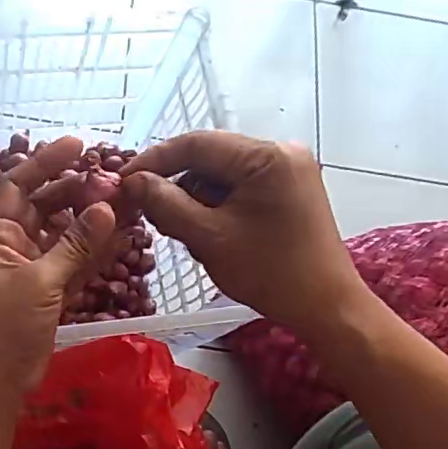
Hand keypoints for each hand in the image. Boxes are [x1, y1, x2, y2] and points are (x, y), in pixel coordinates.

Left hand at [0, 138, 117, 396]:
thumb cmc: (3, 328)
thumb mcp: (39, 282)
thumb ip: (74, 245)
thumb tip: (107, 206)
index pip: (19, 185)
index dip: (45, 162)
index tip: (78, 143)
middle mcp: (13, 245)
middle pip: (47, 206)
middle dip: (79, 191)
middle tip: (115, 179)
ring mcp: (33, 269)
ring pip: (66, 234)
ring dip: (94, 220)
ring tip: (130, 200)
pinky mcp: (49, 292)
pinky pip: (75, 262)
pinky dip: (97, 251)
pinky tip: (124, 235)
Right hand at [120, 131, 368, 338]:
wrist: (324, 305)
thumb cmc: (269, 272)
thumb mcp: (208, 237)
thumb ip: (165, 204)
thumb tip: (133, 181)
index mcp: (266, 157)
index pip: (196, 143)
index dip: (154, 160)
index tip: (123, 181)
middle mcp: (281, 153)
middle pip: (209, 158)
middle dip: (175, 185)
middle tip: (148, 212)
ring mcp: (287, 171)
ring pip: (221, 175)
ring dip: (194, 200)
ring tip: (182, 233)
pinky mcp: (288, 191)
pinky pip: (238, 188)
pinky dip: (215, 207)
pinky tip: (206, 233)